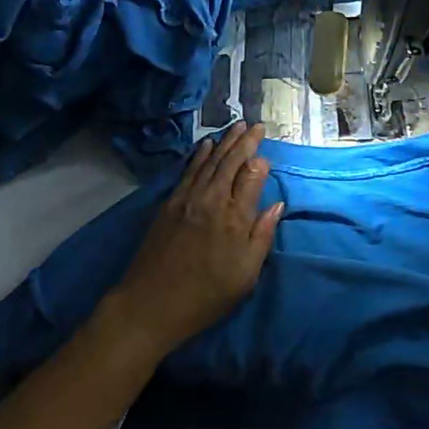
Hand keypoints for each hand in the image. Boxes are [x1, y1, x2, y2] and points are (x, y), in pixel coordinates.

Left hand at [106, 121, 282, 354]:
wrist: (151, 303)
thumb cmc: (206, 295)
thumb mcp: (246, 275)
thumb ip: (262, 236)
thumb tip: (277, 204)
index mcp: (236, 218)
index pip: (252, 176)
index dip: (260, 162)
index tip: (267, 154)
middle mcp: (213, 199)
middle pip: (231, 162)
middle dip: (245, 141)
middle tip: (256, 125)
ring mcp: (188, 198)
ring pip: (210, 161)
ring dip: (225, 142)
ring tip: (237, 127)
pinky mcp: (170, 202)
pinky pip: (189, 170)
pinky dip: (200, 154)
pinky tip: (206, 145)